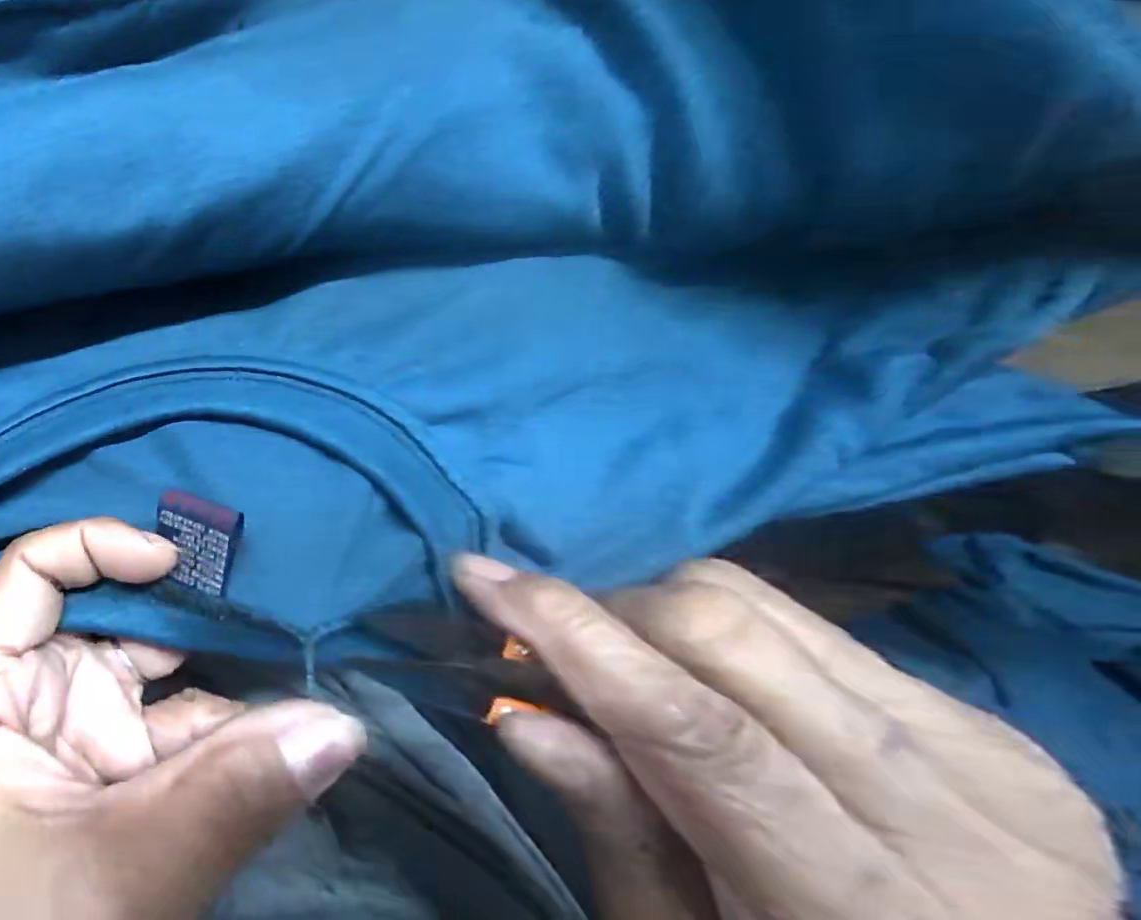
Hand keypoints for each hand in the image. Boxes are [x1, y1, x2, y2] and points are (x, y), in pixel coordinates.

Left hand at [0, 517, 367, 919]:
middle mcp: (33, 693)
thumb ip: (230, 793)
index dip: (96, 546)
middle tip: (245, 581)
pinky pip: (188, 715)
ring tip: (278, 628)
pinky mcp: (127, 758)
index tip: (170, 560)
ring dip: (216, 652)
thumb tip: (338, 725)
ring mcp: (84, 722)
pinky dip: (237, 717)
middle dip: (173, 595)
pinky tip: (287, 712)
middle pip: (101, 606)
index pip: (30, 576)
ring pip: (154, 658)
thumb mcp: (123, 866)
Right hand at [453, 555, 1120, 919]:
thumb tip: (516, 715)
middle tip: (548, 643)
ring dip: (652, 610)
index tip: (479, 576)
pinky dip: (717, 625)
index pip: (695, 730)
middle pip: (722, 633)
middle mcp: (951, 814)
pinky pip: (801, 617)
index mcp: (868, 910)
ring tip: (624, 659)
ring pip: (755, 600)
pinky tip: (705, 674)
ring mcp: (980, 753)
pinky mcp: (983, 719)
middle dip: (602, 613)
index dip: (574, 637)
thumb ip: (611, 824)